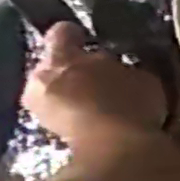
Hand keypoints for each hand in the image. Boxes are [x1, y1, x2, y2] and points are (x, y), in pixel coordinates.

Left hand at [23, 22, 167, 152]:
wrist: (114, 146)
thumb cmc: (130, 104)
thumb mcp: (141, 77)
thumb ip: (122, 67)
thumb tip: (114, 65)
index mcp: (63, 56)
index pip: (62, 34)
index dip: (75, 33)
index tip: (86, 35)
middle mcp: (41, 74)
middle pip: (54, 63)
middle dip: (72, 66)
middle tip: (98, 73)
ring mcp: (38, 102)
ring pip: (54, 87)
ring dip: (72, 89)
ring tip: (98, 97)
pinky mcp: (46, 127)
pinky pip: (61, 109)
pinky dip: (75, 110)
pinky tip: (96, 116)